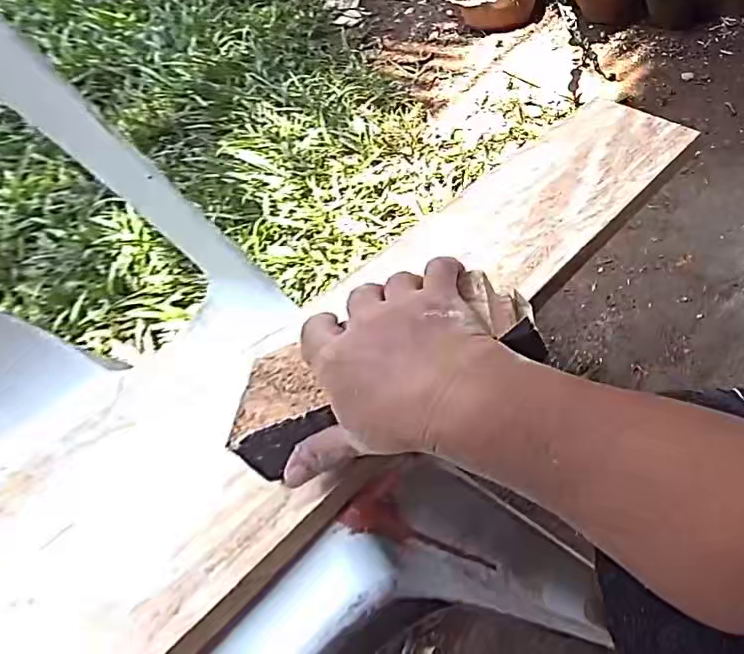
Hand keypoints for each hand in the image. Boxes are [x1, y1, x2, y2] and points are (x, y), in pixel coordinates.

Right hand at [282, 256, 504, 486]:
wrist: (454, 395)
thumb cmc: (404, 420)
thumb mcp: (356, 439)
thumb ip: (321, 449)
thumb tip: (290, 475)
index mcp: (334, 356)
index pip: (315, 327)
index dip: (329, 326)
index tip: (343, 331)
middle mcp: (365, 324)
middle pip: (359, 296)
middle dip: (372, 303)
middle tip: (388, 317)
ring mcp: (404, 305)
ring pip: (396, 278)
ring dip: (406, 285)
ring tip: (420, 298)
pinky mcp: (441, 295)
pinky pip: (440, 267)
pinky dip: (446, 267)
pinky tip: (451, 275)